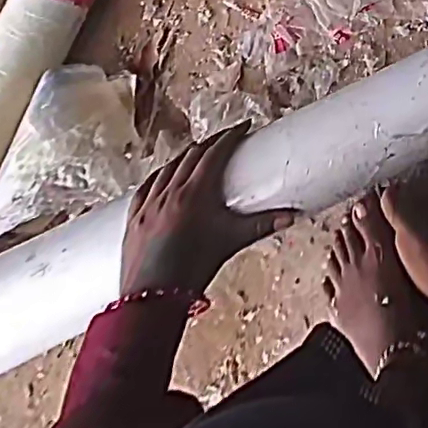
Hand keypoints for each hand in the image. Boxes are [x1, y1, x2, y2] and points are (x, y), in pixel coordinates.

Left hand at [120, 123, 298, 295]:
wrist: (153, 300)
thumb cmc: (194, 269)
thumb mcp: (231, 242)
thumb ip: (262, 225)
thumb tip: (293, 217)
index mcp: (195, 192)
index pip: (215, 153)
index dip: (231, 136)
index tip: (244, 127)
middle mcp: (170, 191)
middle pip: (192, 155)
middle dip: (211, 143)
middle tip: (226, 139)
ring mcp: (149, 203)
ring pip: (168, 167)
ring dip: (186, 156)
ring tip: (198, 153)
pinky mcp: (135, 217)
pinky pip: (147, 186)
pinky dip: (159, 175)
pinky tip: (164, 175)